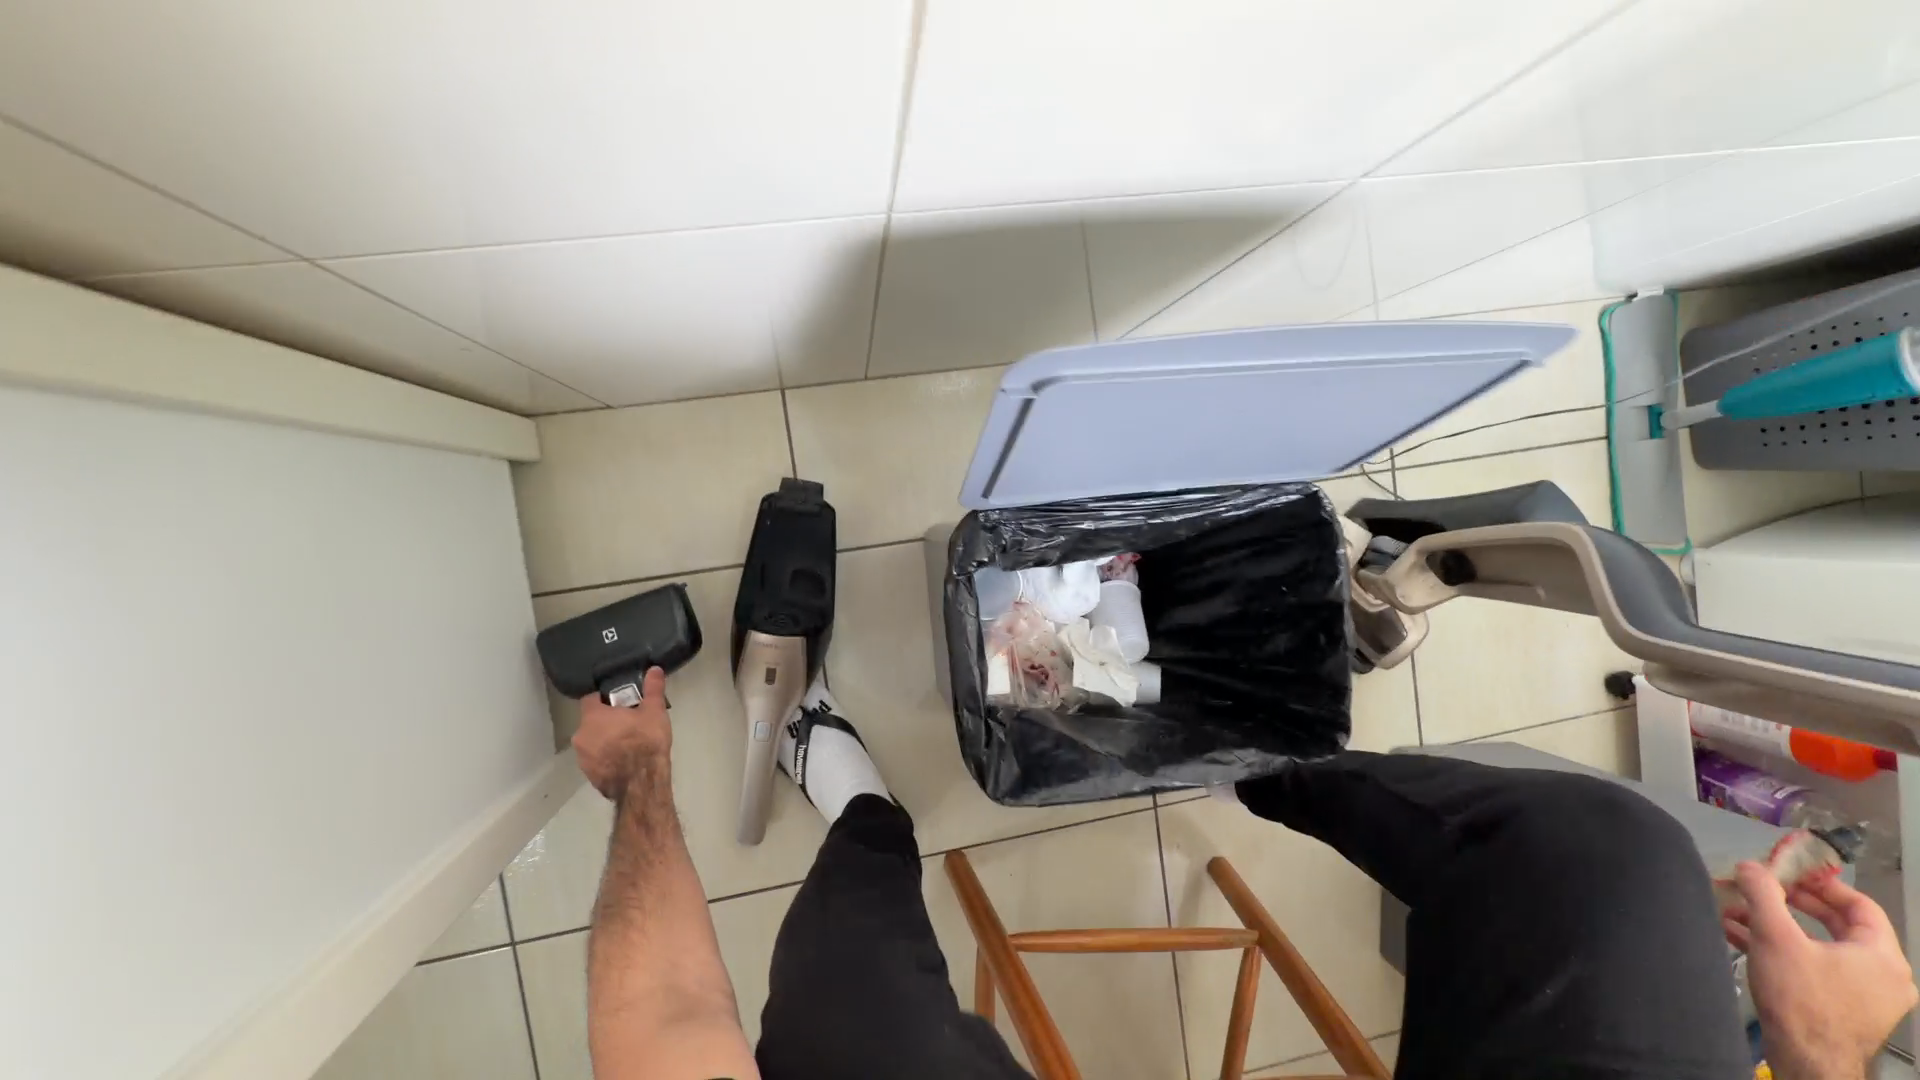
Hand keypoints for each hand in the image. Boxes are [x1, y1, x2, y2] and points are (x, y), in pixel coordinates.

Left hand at [572, 667, 670, 798]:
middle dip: (606, 721)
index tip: (620, 702)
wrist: (641, 782)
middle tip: (629, 723)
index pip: (590, 699)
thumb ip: (653, 689)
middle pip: (591, 722)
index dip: (605, 699)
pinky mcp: (588, 775)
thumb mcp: (654, 711)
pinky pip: (596, 760)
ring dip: (605, 741)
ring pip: (592, 742)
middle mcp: (581, 736)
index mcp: (593, 717)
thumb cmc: (646, 741)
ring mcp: (582, 758)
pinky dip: (606, 759)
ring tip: (628, 744)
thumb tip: (655, 669)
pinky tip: (624, 761)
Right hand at [1725, 861, 1916, 1079]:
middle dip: (1791, 903)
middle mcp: (1884, 974)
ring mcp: (1866, 994)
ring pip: (1821, 945)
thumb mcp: (1775, 937)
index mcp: (1882, 956)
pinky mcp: (1843, 1006)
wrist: (1807, 1058)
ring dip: (1778, 925)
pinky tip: (1740, 938)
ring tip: (1736, 913)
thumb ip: (1763, 896)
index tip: (1787, 871)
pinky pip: (1815, 966)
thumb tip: (1752, 865)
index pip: (1860, 905)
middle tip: (1759, 888)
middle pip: (1839, 924)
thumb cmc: (1800, 995)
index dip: (1821, 883)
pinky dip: (1782, 949)